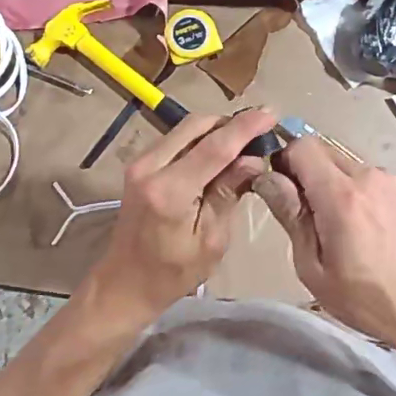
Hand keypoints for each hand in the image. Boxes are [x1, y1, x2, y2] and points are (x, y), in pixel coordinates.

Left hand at [80, 109, 278, 324]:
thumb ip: (228, 193)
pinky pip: (175, 138)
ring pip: (185, 128)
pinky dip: (200, 138)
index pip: (214, 147)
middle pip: (197, 125)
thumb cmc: (172, 273)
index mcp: (169, 191)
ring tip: (243, 143)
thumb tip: (253, 158)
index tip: (271, 113)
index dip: (245, 127)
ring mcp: (139, 162)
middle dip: (231, 123)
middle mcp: (149, 166)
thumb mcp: (211, 240)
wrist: (124, 282)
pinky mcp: (138, 163)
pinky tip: (218, 153)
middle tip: (260, 131)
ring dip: (216, 129)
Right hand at [251, 138, 395, 360]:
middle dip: (304, 172)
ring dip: (329, 182)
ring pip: (344, 163)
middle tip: (304, 214)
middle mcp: (368, 176)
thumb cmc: (367, 300)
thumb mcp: (313, 267)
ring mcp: (391, 181)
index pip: (302, 146)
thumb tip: (266, 179)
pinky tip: (361, 228)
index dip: (283, 161)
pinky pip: (365, 177)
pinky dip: (352, 190)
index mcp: (341, 194)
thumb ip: (290, 216)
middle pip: (322, 150)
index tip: (280, 190)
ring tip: (335, 227)